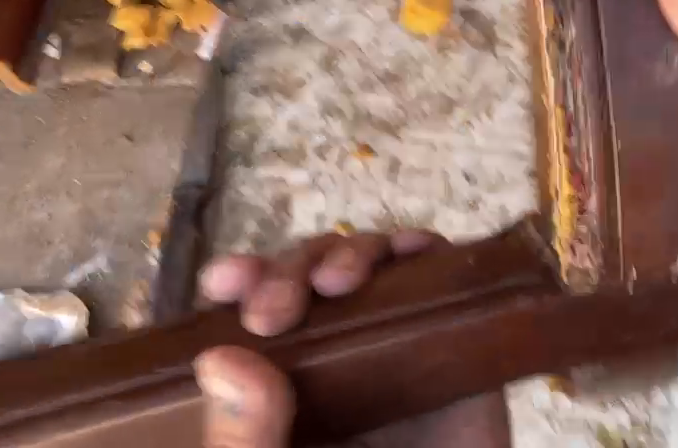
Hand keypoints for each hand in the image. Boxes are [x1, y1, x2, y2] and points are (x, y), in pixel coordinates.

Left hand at [193, 231, 509, 447]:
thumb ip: (244, 445)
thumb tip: (222, 358)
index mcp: (287, 390)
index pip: (260, 314)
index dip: (247, 282)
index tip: (226, 280)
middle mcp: (340, 359)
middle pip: (315, 276)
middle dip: (293, 269)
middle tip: (273, 310)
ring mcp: (399, 347)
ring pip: (376, 265)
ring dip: (354, 250)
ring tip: (338, 278)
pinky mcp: (455, 344)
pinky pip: (442, 276)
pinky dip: (424, 249)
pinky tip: (409, 251)